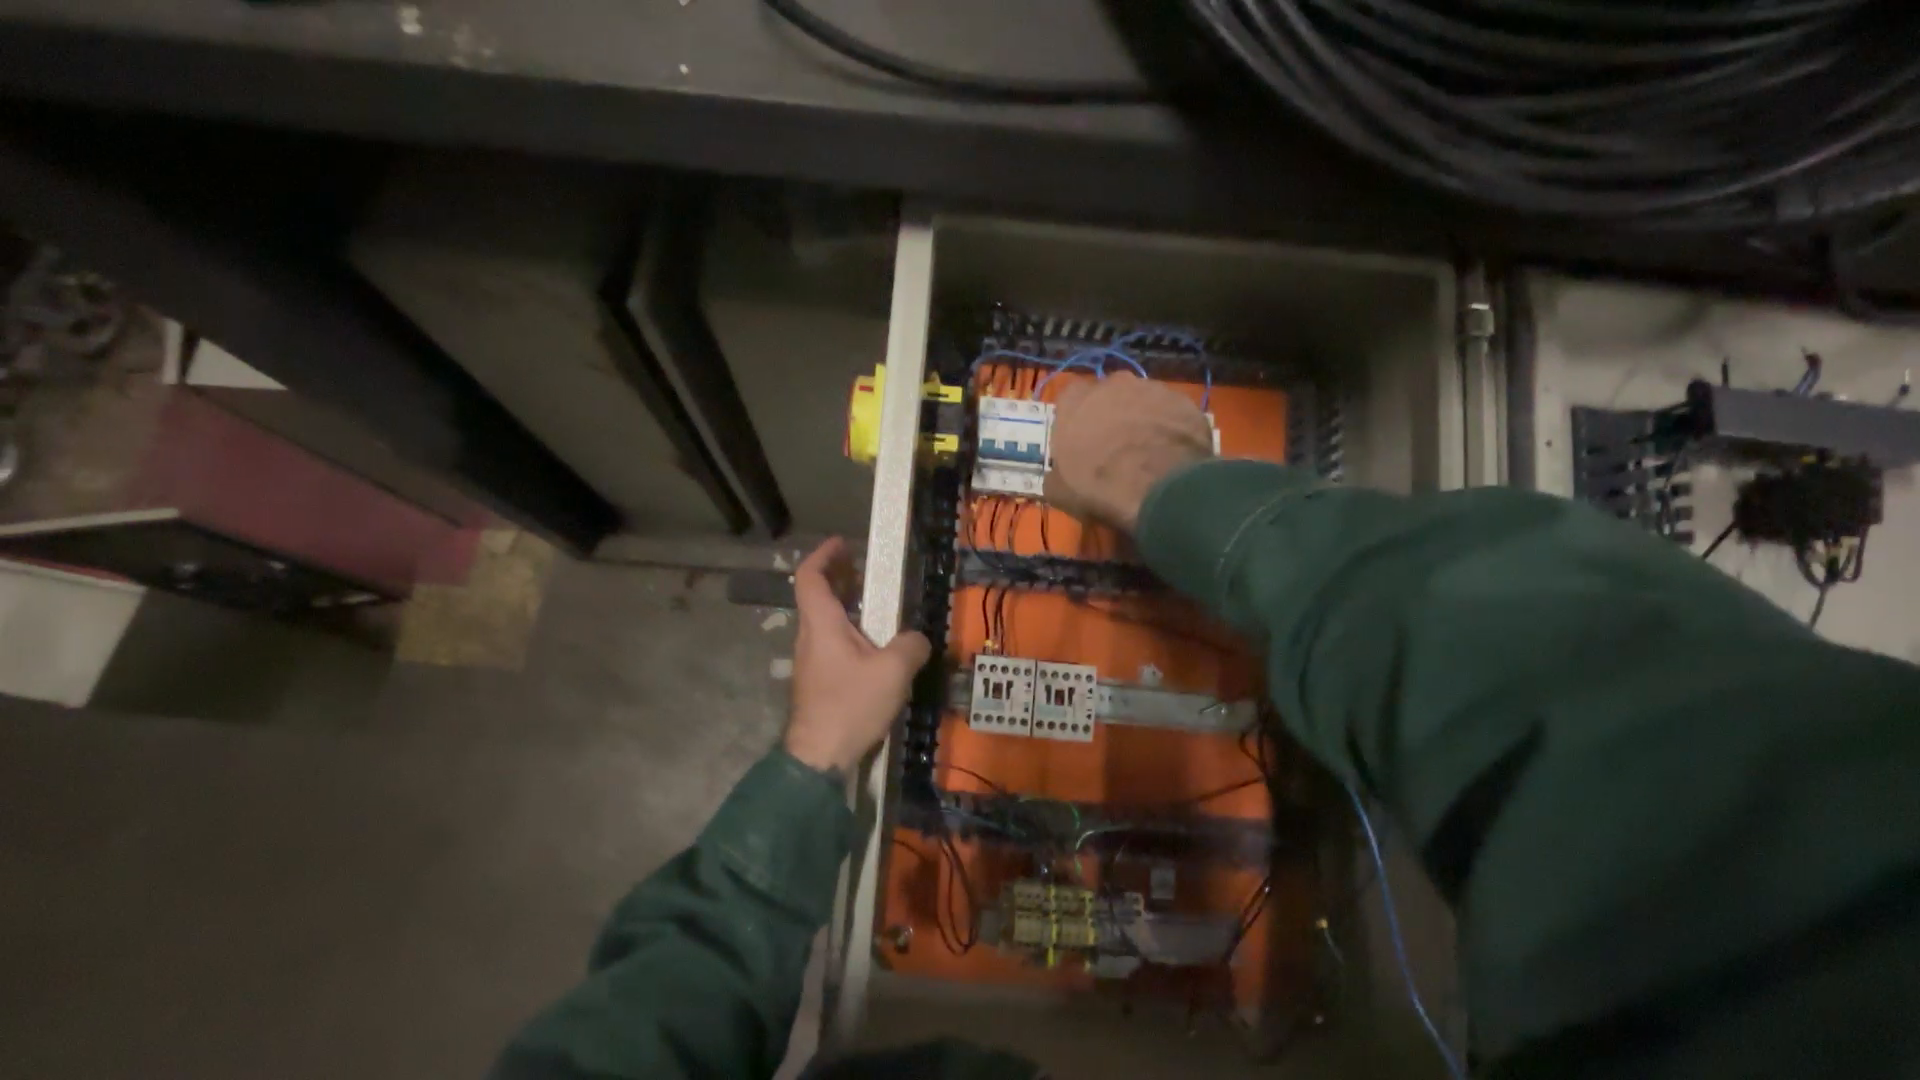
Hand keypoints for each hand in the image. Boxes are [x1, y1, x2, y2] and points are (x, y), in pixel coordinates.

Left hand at [784, 537, 932, 774]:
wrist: (819, 757)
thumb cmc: (851, 705)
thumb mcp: (893, 671)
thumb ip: (911, 646)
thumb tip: (917, 639)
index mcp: (822, 624)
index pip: (810, 577)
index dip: (824, 555)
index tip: (843, 543)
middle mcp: (811, 637)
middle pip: (817, 596)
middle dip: (840, 577)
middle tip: (866, 568)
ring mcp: (812, 661)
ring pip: (826, 622)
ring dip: (847, 606)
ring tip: (878, 605)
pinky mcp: (819, 682)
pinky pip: (833, 644)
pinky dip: (851, 632)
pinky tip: (876, 647)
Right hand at [1045, 374, 1213, 530]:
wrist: (1158, 487)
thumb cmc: (1098, 484)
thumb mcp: (1059, 491)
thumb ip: (1056, 473)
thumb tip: (1058, 476)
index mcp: (1075, 399)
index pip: (1070, 401)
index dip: (1076, 423)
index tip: (1081, 445)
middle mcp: (1113, 383)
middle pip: (1109, 396)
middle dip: (1111, 416)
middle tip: (1115, 448)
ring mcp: (1152, 388)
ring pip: (1143, 401)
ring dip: (1142, 420)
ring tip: (1148, 453)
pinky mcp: (1184, 402)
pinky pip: (1172, 414)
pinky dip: (1171, 429)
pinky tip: (1172, 454)